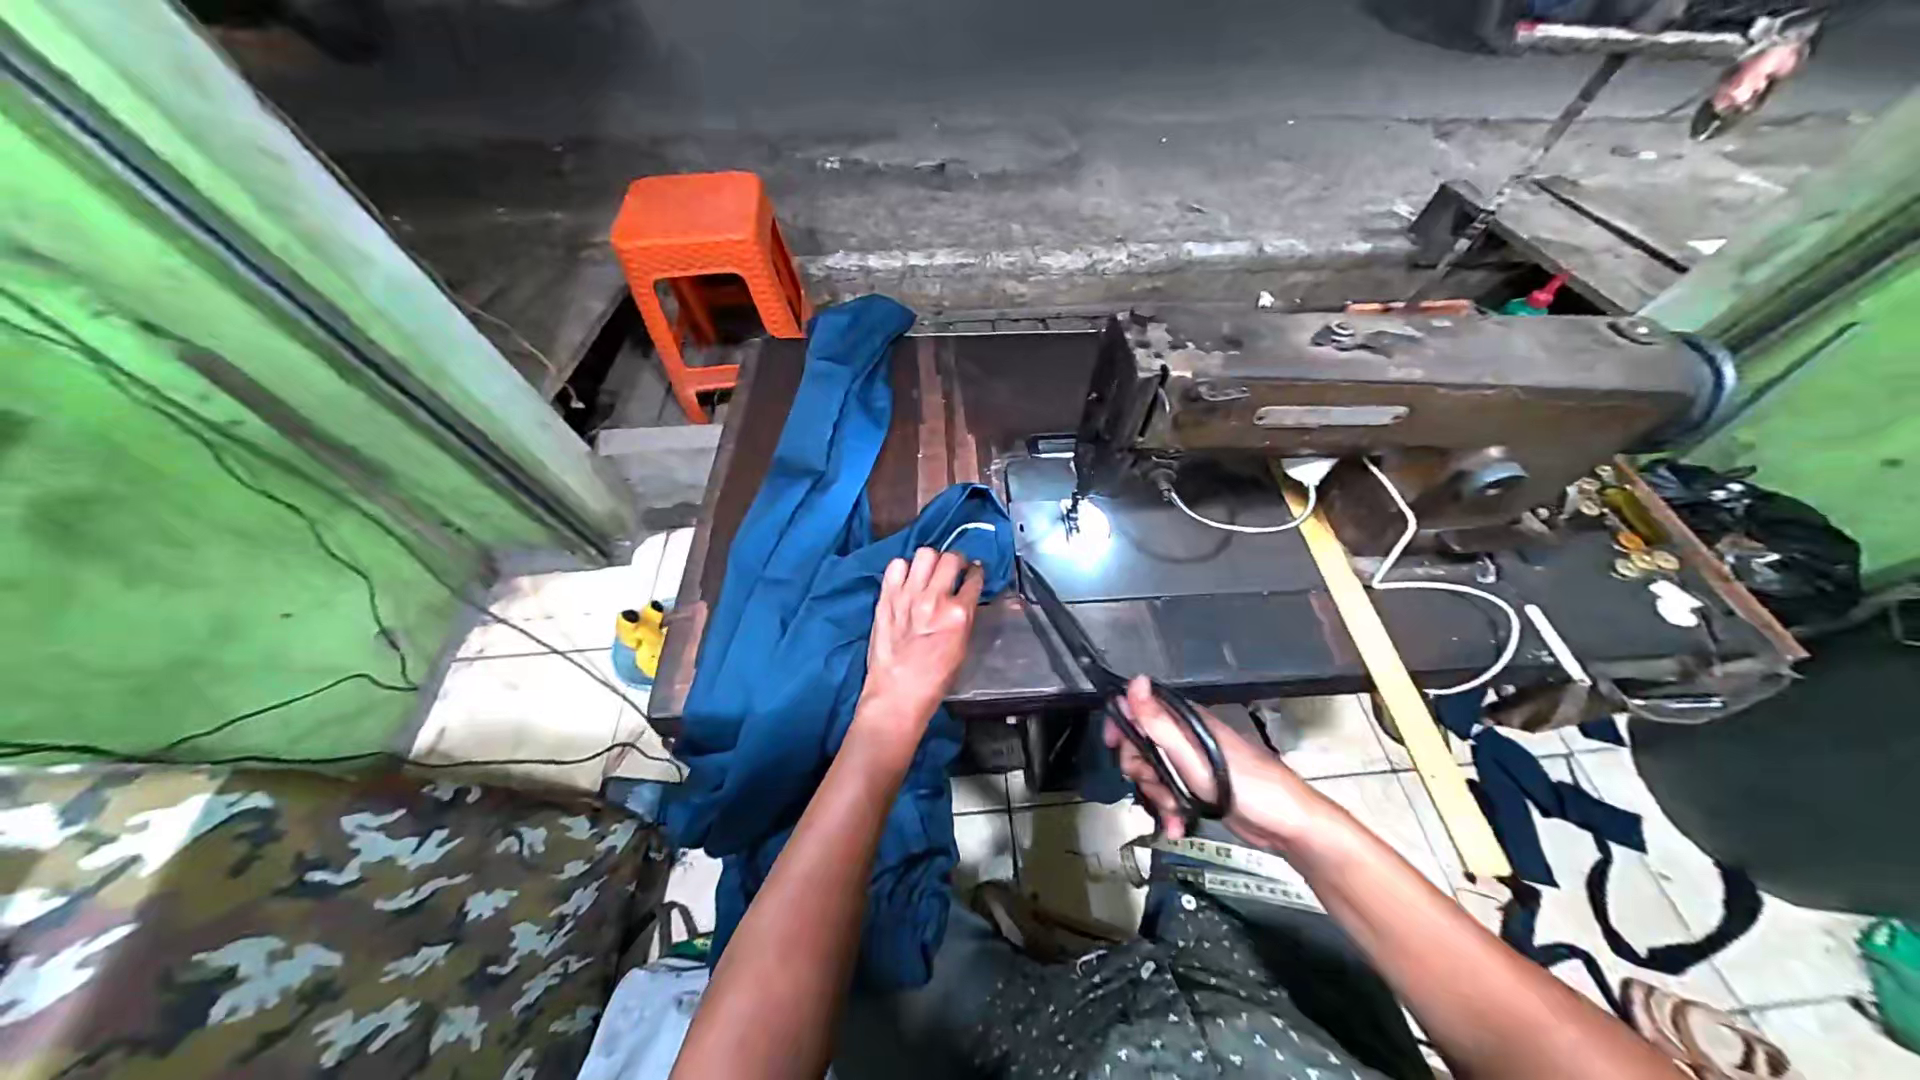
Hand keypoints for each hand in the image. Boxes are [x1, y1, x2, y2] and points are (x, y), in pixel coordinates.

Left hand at [855, 548, 984, 744]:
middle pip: (950, 558)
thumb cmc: (934, 678)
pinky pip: (896, 565)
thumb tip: (964, 598)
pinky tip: (907, 579)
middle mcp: (934, 599)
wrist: (898, 693)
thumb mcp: (962, 646)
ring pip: (924, 554)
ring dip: (931, 560)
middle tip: (953, 569)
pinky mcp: (886, 597)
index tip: (974, 572)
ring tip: (929, 571)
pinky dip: (904, 568)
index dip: (976, 572)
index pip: (974, 578)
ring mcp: (908, 595)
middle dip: (956, 561)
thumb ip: (963, 616)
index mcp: (958, 614)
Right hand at [1106, 676, 1326, 850]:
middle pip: (1142, 745)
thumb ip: (1159, 721)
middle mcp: (1187, 738)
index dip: (1123, 723)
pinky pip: (1170, 794)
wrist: (1287, 826)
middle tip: (1151, 783)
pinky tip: (1176, 825)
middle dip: (1140, 769)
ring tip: (1172, 811)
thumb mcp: (1193, 754)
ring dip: (1156, 796)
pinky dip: (1169, 811)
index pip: (1142, 708)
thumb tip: (1135, 682)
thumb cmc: (1245, 785)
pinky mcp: (1199, 789)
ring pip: (1154, 773)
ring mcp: (1193, 764)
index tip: (1113, 743)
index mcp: (1186, 721)